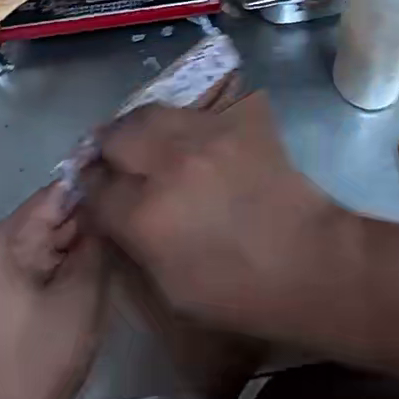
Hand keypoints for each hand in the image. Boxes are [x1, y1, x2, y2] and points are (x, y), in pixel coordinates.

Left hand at [0, 183, 108, 398]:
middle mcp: (2, 243)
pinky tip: (105, 253)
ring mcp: (8, 265)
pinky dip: (77, 254)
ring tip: (126, 225)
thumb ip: (96, 239)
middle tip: (134, 204)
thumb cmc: (43, 353)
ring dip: (88, 234)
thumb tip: (109, 200)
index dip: (93, 179)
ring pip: (58, 233)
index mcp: (7, 238)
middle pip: (57, 210)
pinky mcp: (18, 286)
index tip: (128, 170)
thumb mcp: (81, 291)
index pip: (57, 190)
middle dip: (93, 210)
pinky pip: (53, 255)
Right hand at [81, 94, 355, 340]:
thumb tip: (113, 211)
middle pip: (116, 136)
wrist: (308, 259)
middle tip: (116, 160)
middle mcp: (169, 165)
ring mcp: (205, 134)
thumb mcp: (170, 286)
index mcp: (148, 216)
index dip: (90, 191)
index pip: (96, 189)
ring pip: (151, 111)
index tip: (95, 191)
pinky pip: (197, 107)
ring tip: (146, 140)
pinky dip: (184, 122)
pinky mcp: (235, 118)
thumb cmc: (238, 290)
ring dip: (140, 128)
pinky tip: (190, 136)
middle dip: (108, 149)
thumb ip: (133, 241)